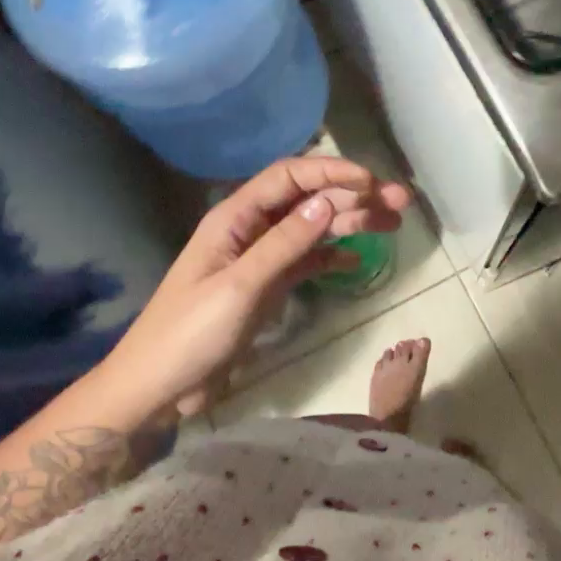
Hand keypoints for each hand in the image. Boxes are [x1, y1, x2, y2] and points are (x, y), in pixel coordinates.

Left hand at [91, 157, 412, 418]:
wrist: (159, 386)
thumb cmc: (191, 333)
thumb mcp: (240, 287)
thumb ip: (285, 244)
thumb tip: (329, 202)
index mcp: (235, 219)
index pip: (289, 178)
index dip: (332, 173)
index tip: (372, 183)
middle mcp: (250, 230)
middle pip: (307, 200)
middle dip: (353, 196)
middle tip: (401, 203)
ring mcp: (260, 259)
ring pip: (312, 228)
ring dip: (351, 223)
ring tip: (394, 224)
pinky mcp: (267, 287)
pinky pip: (307, 261)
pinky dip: (333, 256)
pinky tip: (360, 259)